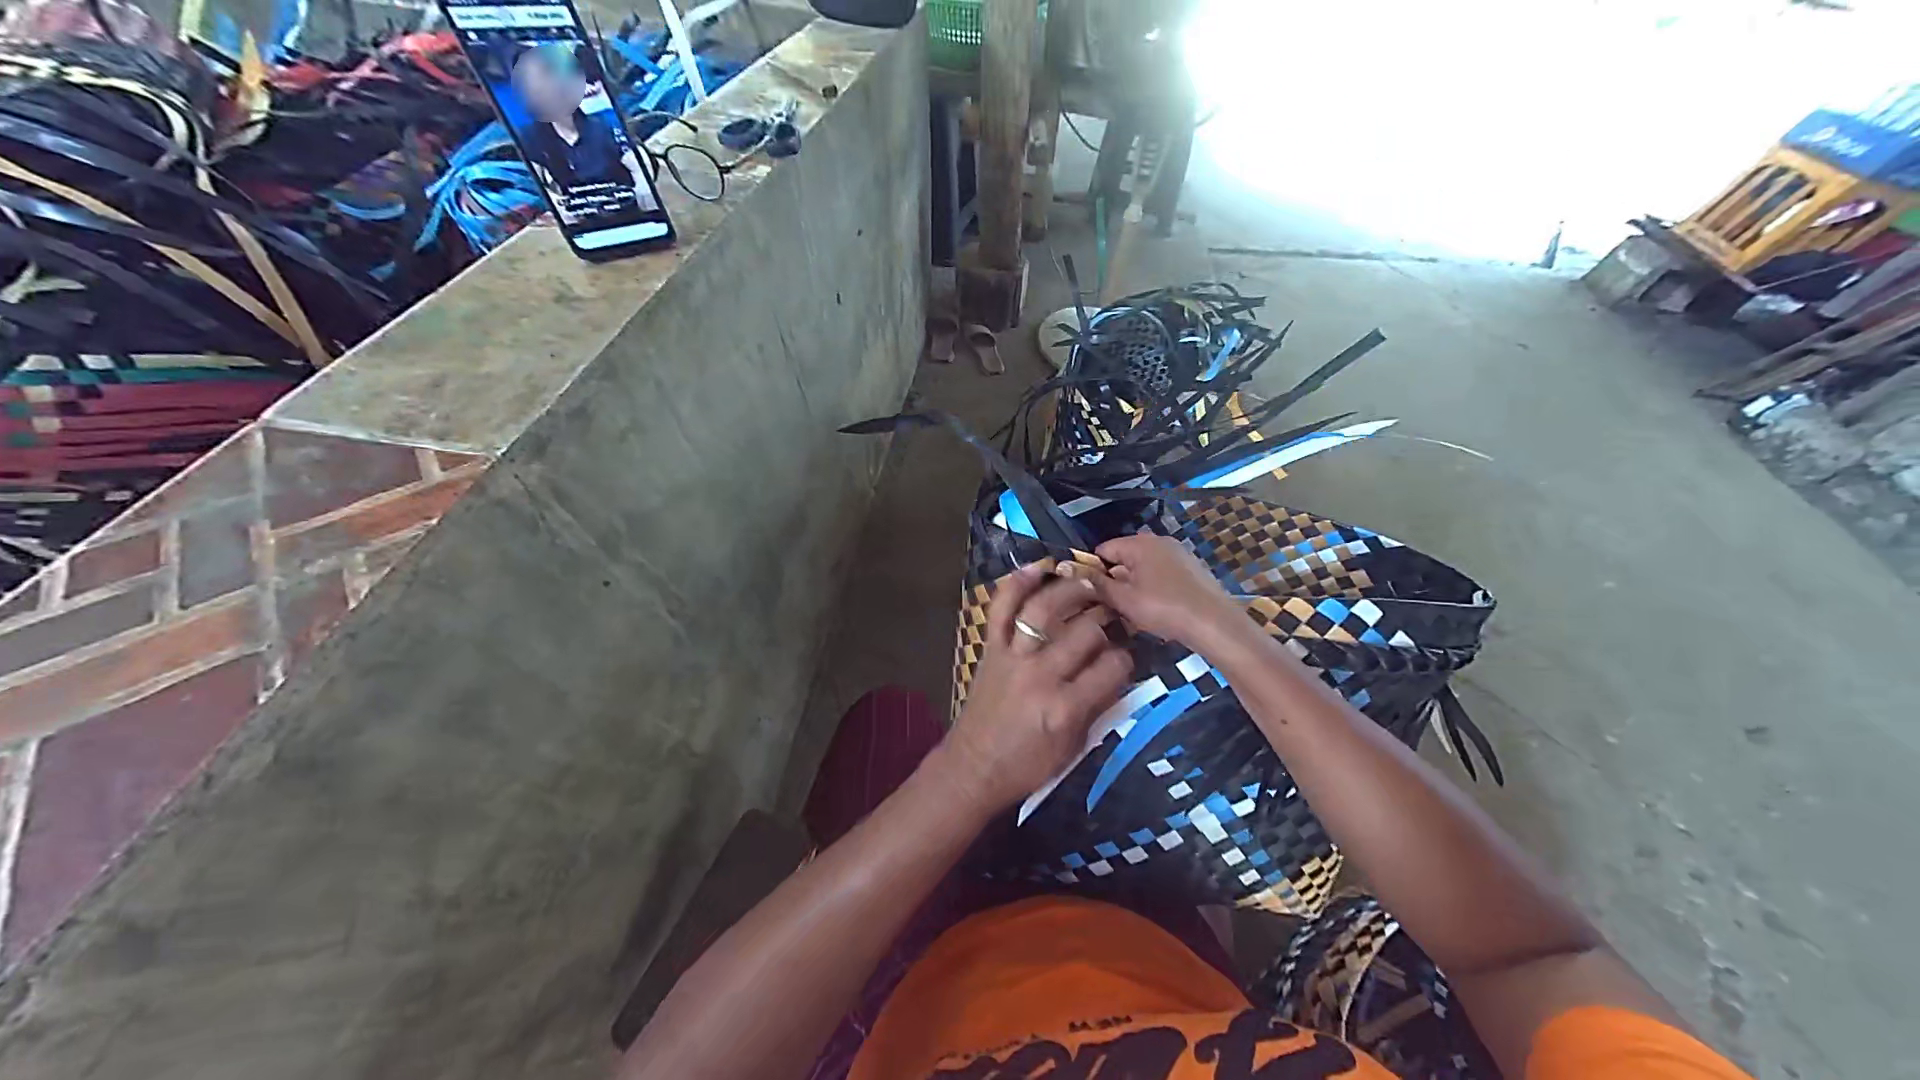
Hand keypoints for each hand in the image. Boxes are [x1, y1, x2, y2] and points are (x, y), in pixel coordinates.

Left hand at [933, 562, 1133, 811]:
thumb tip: (1118, 671)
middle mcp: (1040, 676)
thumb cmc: (1028, 765)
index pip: (1113, 667)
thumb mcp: (1074, 745)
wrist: (974, 768)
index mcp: (1066, 707)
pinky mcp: (990, 649)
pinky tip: (1037, 568)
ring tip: (1088, 581)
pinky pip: (1000, 608)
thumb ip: (1098, 706)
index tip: (1125, 656)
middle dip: (1106, 618)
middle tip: (1114, 613)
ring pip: (1044, 610)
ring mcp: (1012, 657)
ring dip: (1070, 590)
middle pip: (1084, 632)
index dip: (1126, 658)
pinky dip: (1016, 584)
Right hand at [1089, 534, 1250, 650]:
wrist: (1214, 623)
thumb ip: (1098, 584)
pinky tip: (1156, 612)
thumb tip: (1075, 571)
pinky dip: (1154, 590)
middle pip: (1125, 558)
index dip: (1093, 570)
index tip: (1091, 593)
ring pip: (1144, 568)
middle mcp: (1159, 541)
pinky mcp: (1192, 570)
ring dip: (1134, 587)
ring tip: (1133, 613)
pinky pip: (1162, 575)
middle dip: (1115, 580)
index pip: (1104, 549)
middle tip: (1111, 606)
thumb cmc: (1164, 608)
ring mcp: (1179, 554)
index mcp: (1140, 543)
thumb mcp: (1124, 599)